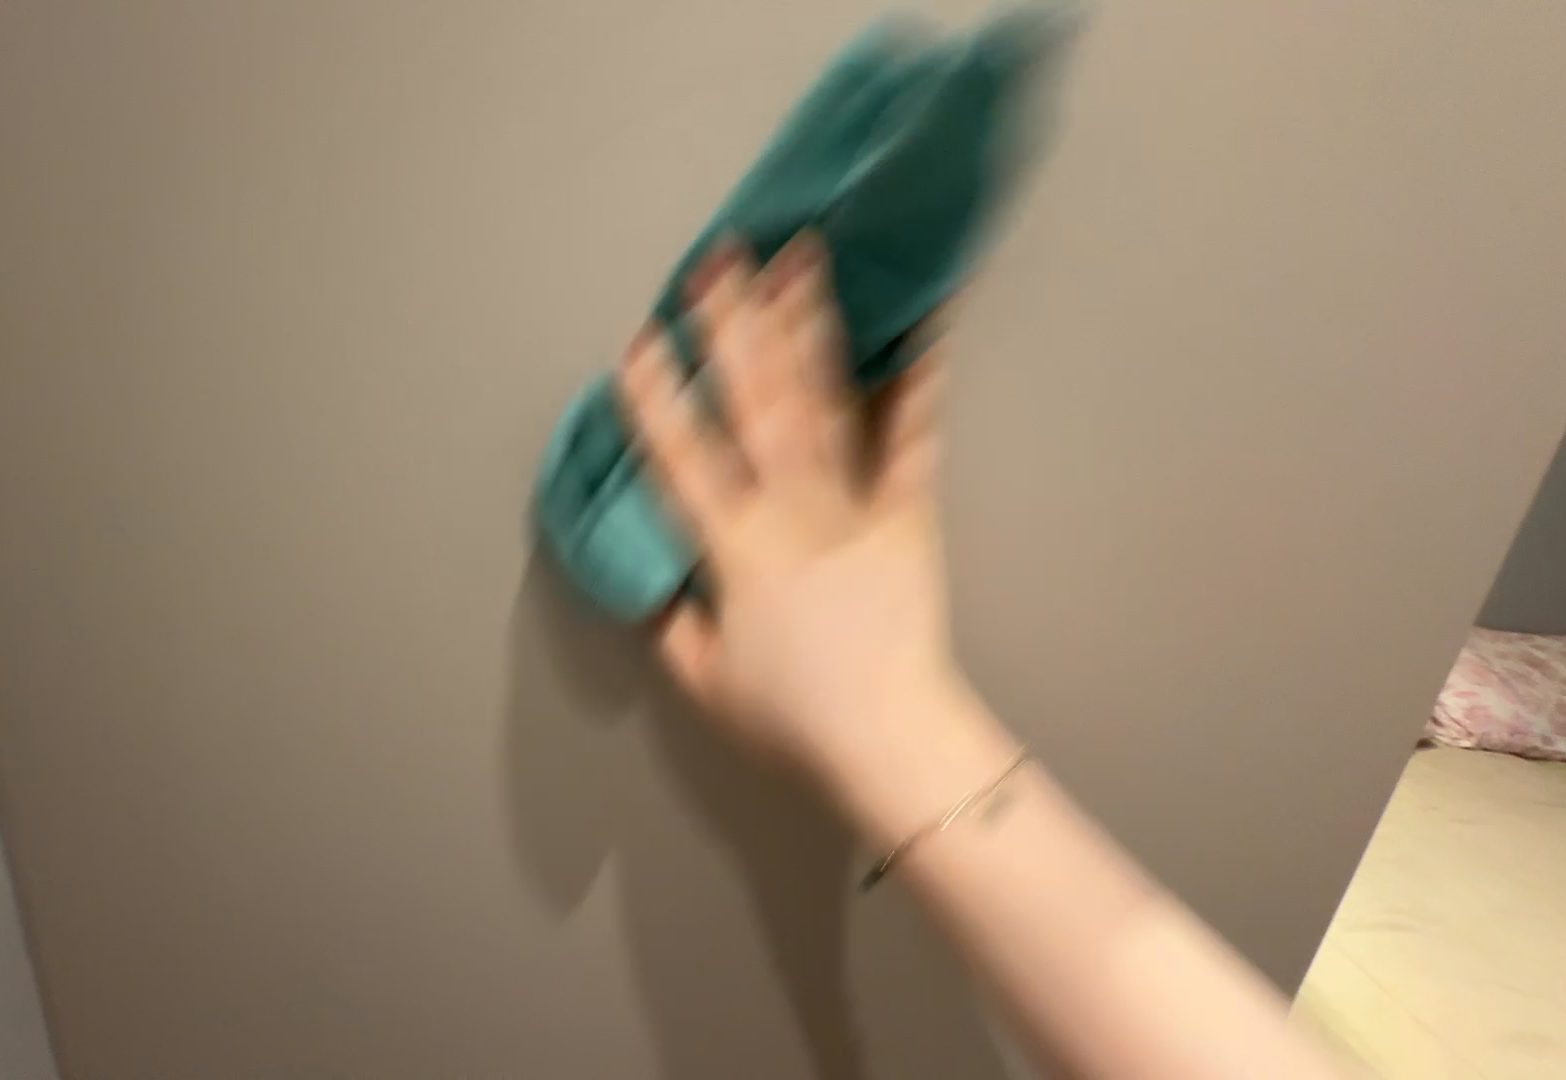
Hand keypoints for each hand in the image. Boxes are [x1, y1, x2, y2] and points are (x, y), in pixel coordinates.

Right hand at [618, 233, 985, 797]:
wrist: (890, 738)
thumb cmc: (789, 716)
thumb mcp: (702, 679)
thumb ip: (670, 620)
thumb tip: (649, 577)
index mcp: (735, 549)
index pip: (684, 458)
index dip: (657, 398)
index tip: (640, 340)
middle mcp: (791, 509)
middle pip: (755, 404)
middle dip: (733, 327)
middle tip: (721, 259)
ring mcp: (854, 504)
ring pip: (824, 401)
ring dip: (808, 326)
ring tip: (800, 259)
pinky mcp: (909, 510)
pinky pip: (913, 437)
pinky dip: (921, 379)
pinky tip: (925, 322)